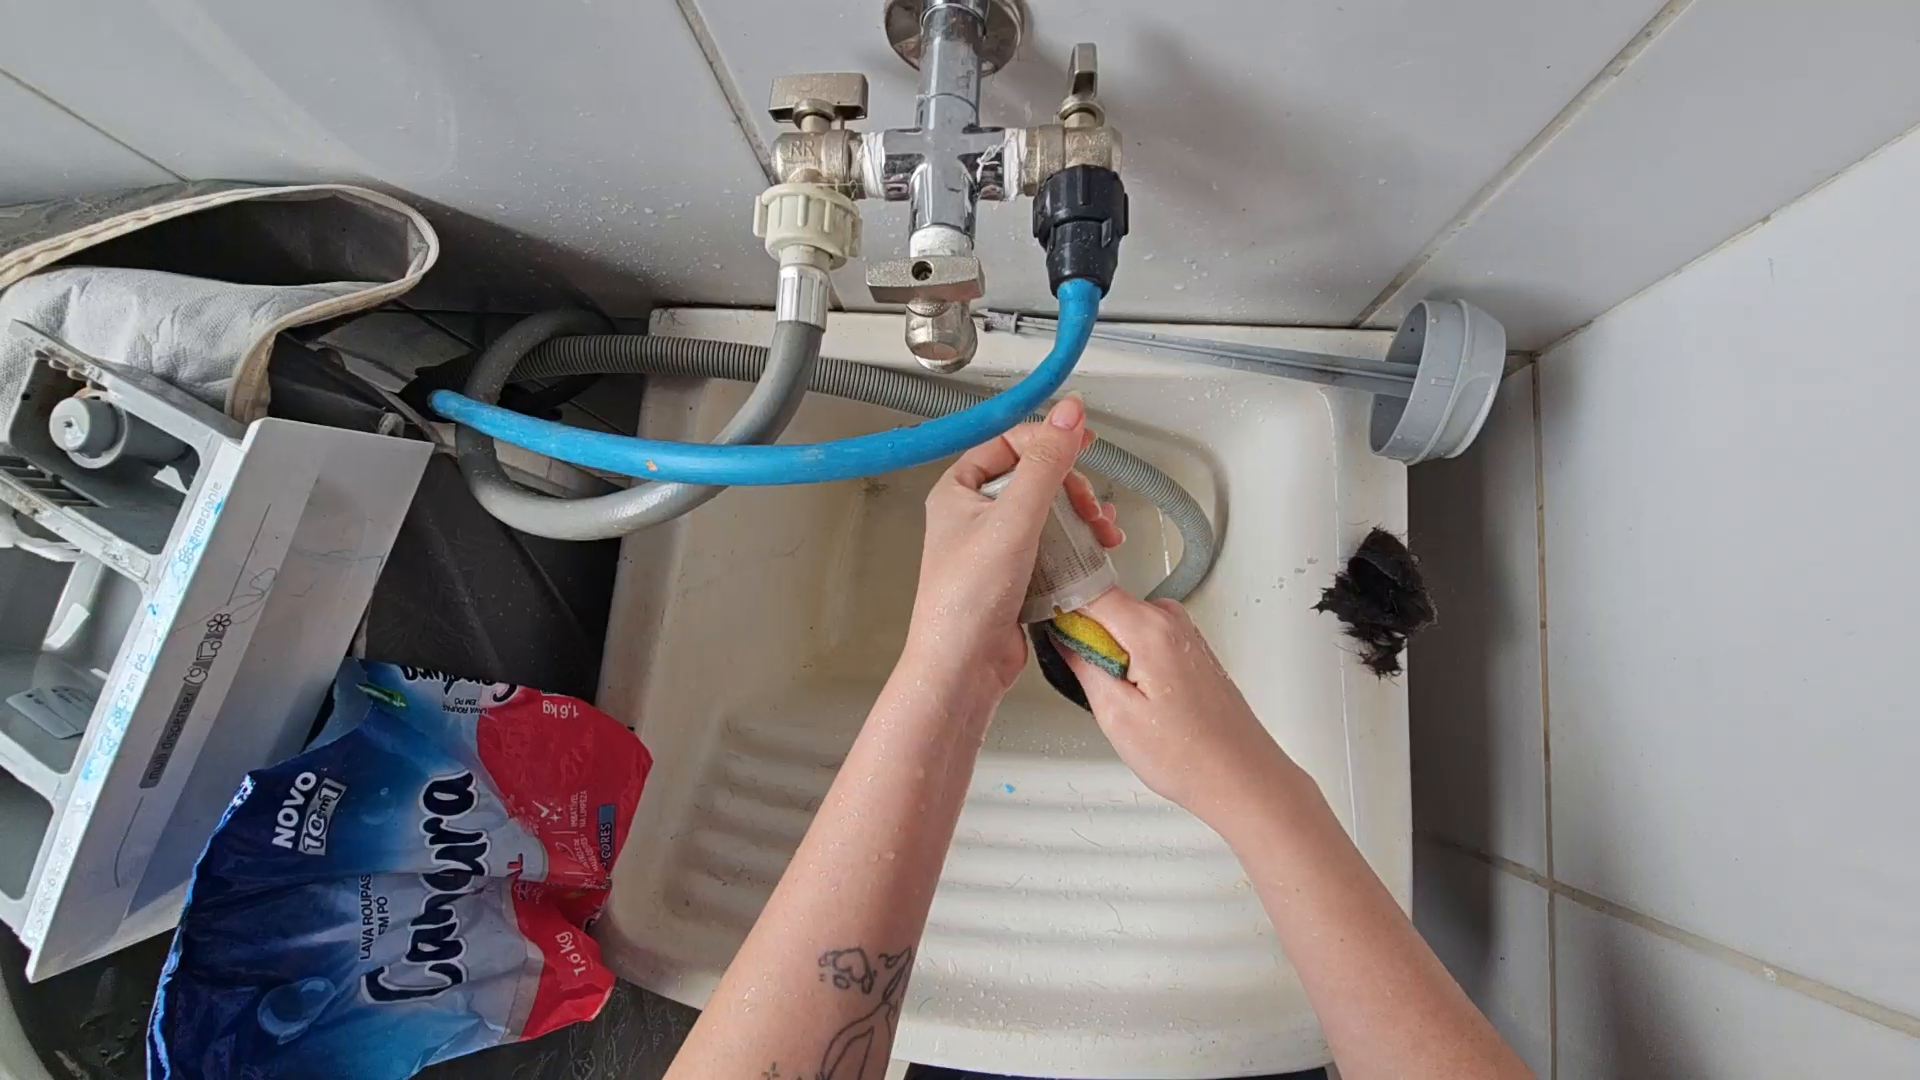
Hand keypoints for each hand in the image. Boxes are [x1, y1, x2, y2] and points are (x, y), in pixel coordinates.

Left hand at [905, 396, 1123, 694]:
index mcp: (959, 492)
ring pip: (1049, 514)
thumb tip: (1068, 415)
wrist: (964, 667)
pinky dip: (1077, 545)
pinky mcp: (1016, 575)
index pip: (1008, 444)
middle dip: (1072, 488)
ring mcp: (996, 547)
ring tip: (1103, 530)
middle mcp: (974, 516)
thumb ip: (1045, 464)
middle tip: (1090, 505)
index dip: (1047, 440)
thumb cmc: (965, 600)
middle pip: (1035, 479)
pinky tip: (1097, 550)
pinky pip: (1052, 546)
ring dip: (1081, 517)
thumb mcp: (1013, 520)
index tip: (1083, 440)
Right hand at [1054, 589, 1302, 826]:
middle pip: (1104, 603)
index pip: (1087, 588)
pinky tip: (1138, 695)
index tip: (1044, 621)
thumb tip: (1061, 634)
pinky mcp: (1187, 646)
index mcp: (1149, 628)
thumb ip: (1082, 663)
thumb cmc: (1189, 756)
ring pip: (1121, 621)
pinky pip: (1141, 635)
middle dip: (1083, 633)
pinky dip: (1129, 657)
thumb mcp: (1115, 714)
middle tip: (1084, 678)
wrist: (1241, 778)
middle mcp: (1169, 619)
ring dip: (1107, 649)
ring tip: (1119, 696)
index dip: (1059, 602)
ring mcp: (1182, 631)